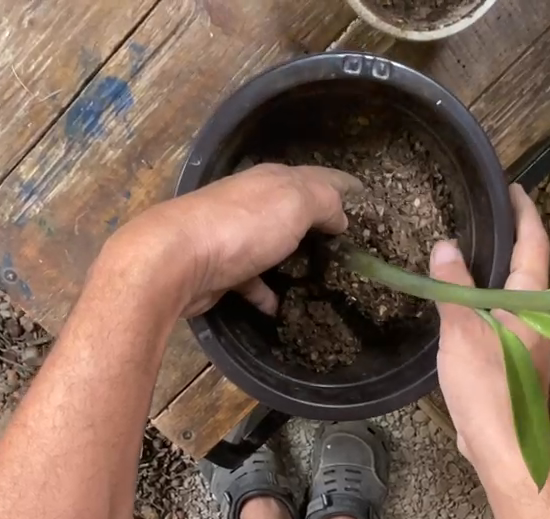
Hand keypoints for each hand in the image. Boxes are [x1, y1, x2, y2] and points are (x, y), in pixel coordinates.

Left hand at [109, 164, 360, 318]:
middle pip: (296, 212)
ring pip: (274, 247)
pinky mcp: (222, 269)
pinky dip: (267, 293)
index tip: (370, 207)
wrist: (179, 260)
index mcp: (274, 180)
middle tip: (350, 250)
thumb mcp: (295, 202)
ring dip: (295, 262)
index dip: (347, 189)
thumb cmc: (243, 226)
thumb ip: (325, 202)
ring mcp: (236, 236)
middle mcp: (254, 202)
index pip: (321, 178)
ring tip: (321, 281)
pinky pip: (253, 281)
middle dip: (322, 227)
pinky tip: (280, 308)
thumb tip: (341, 216)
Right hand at [432, 185, 549, 490]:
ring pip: (513, 295)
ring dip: (496, 273)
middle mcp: (537, 317)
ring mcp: (527, 342)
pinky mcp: (513, 364)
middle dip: (510, 239)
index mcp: (532, 301)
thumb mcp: (463, 331)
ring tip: (471, 253)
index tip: (513, 188)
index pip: (534, 243)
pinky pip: (500, 320)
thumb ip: (453, 288)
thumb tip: (445, 246)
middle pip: (527, 267)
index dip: (524, 212)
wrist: (503, 446)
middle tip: (485, 217)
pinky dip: (485, 302)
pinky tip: (464, 304)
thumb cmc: (488, 388)